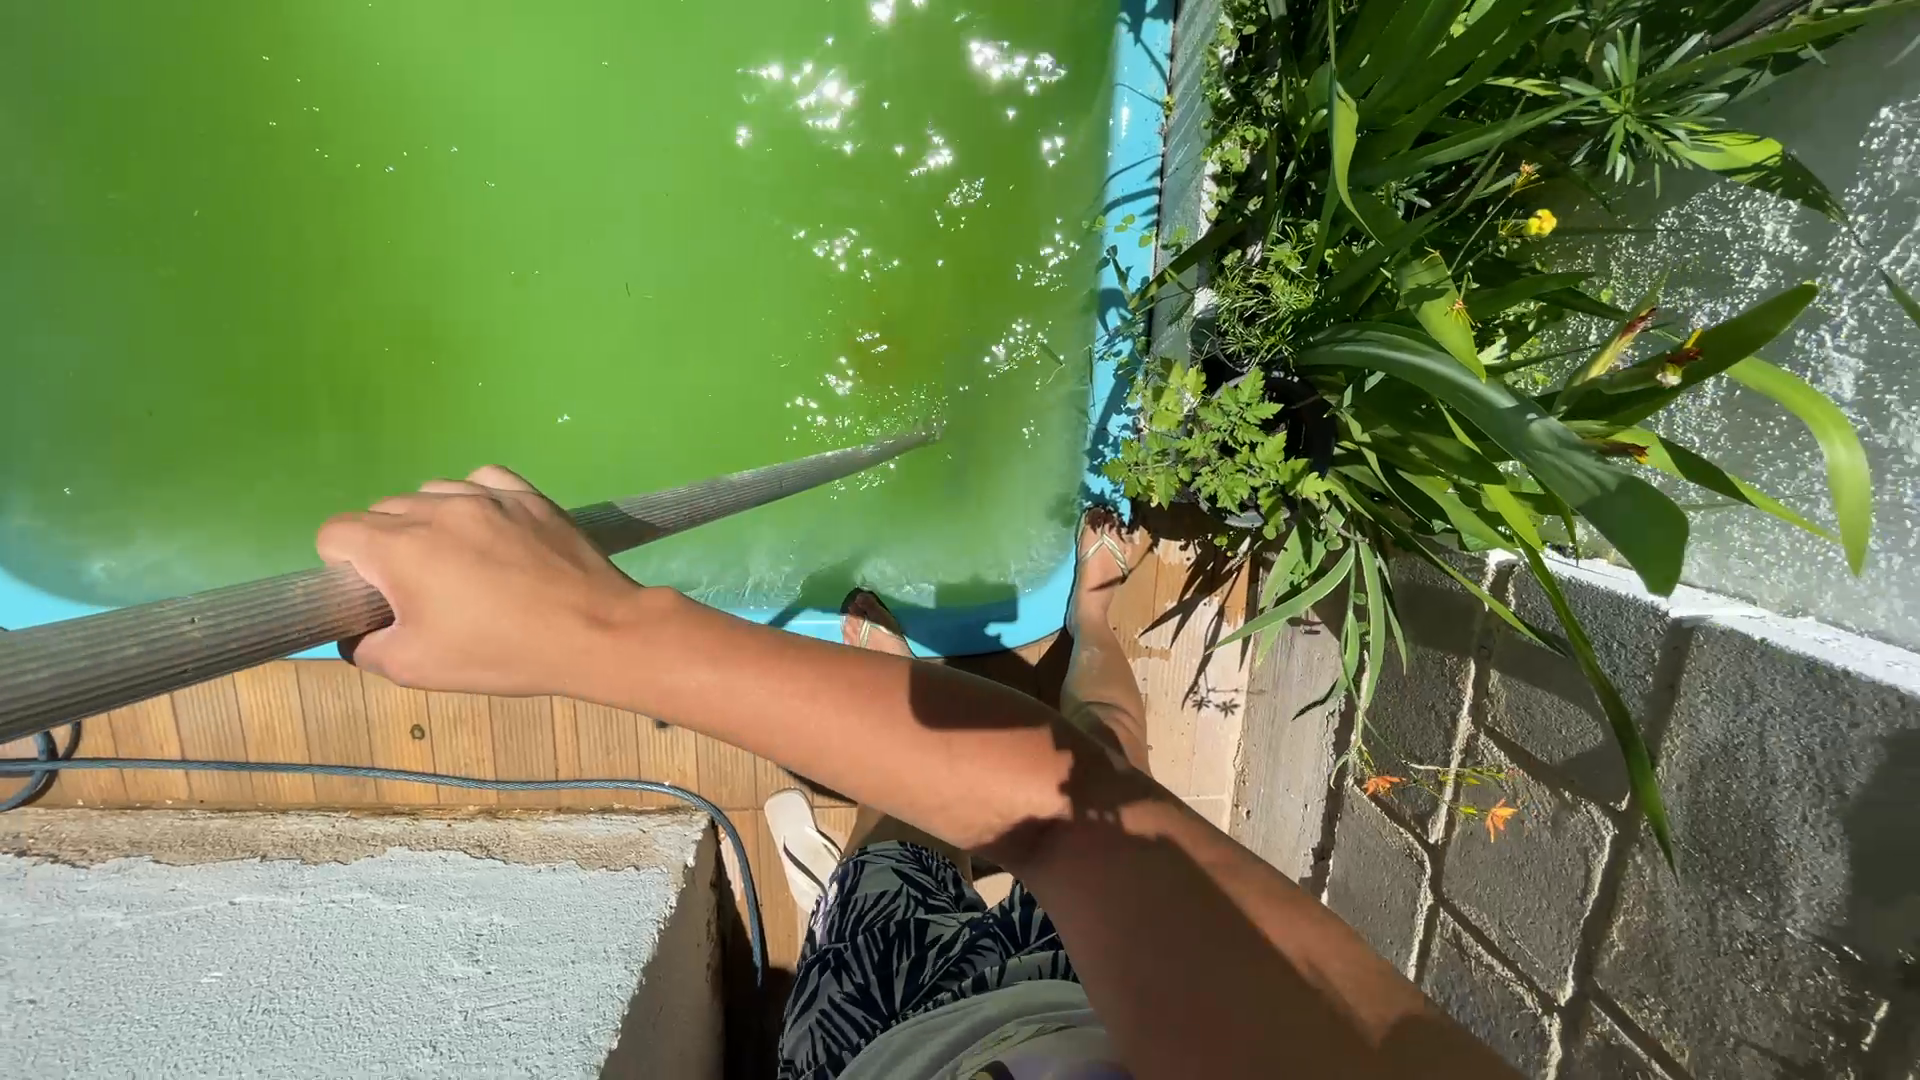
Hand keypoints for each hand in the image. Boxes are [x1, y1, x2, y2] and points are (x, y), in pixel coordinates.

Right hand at [316, 466, 644, 695]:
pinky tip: (492, 528)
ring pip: (434, 492)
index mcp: (401, 546)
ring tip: (462, 560)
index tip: (374, 593)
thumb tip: (360, 631)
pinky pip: (486, 480)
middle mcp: (442, 508)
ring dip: (432, 520)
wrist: (597, 631)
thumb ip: (366, 646)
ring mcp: (493, 497)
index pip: (337, 532)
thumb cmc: (505, 651)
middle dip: (387, 546)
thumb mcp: (415, 667)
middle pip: (385, 511)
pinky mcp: (533, 498)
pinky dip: (477, 497)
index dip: (344, 566)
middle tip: (423, 586)